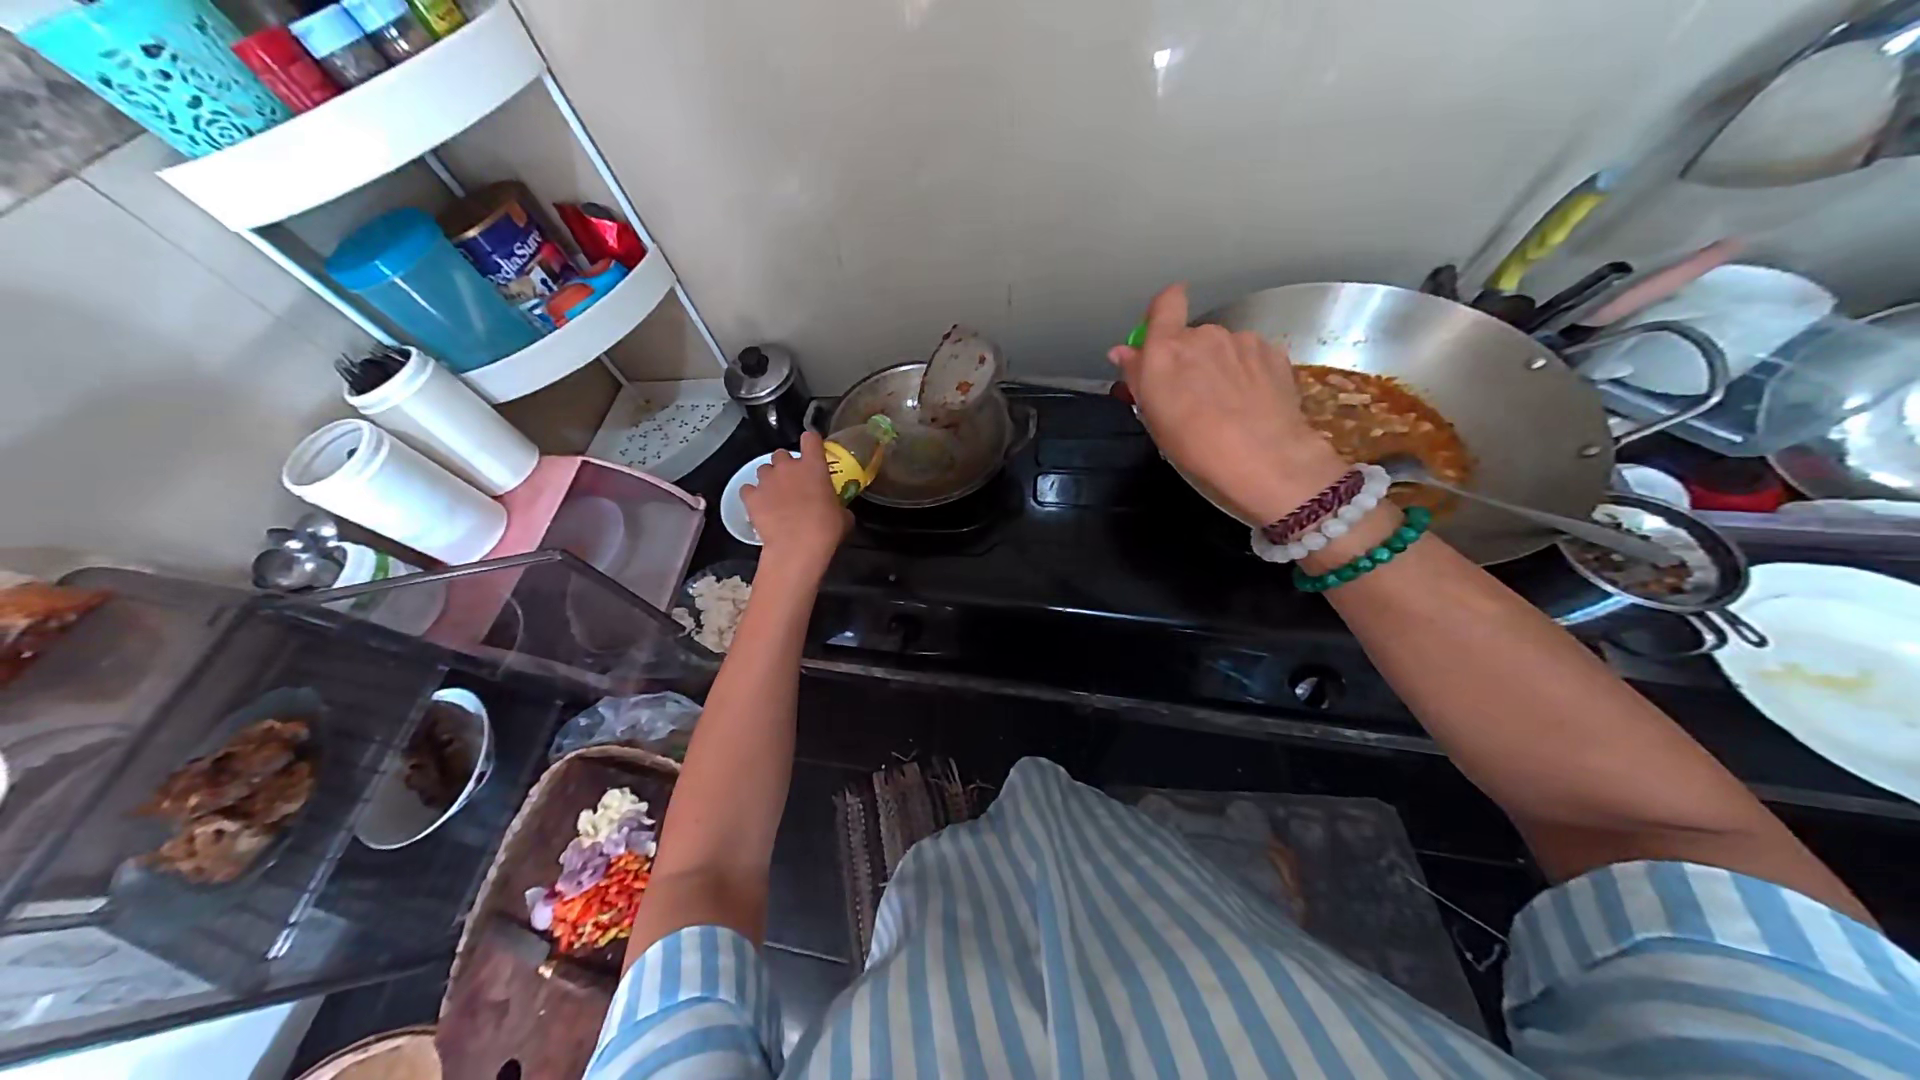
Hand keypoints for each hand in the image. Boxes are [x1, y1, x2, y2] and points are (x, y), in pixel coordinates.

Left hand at [740, 432, 851, 570]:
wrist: (797, 547)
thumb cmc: (826, 529)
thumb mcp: (843, 517)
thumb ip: (839, 506)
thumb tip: (839, 510)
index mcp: (813, 466)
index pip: (810, 438)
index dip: (811, 443)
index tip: (812, 452)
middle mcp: (787, 467)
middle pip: (781, 453)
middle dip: (786, 465)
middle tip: (792, 482)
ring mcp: (766, 480)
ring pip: (763, 469)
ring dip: (769, 479)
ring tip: (774, 495)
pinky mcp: (751, 496)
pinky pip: (748, 489)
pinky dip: (753, 495)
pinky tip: (759, 506)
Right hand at [1110, 284, 1347, 522]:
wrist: (1262, 458)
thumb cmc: (1196, 445)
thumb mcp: (1152, 416)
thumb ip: (1136, 375)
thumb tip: (1123, 353)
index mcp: (1166, 348)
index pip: (1165, 303)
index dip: (1162, 312)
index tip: (1161, 332)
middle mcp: (1204, 336)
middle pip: (1193, 336)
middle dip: (1190, 359)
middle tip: (1191, 396)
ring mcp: (1242, 342)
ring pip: (1224, 348)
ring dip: (1221, 367)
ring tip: (1225, 406)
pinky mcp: (1273, 353)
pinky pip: (1252, 357)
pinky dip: (1248, 374)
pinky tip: (1250, 404)